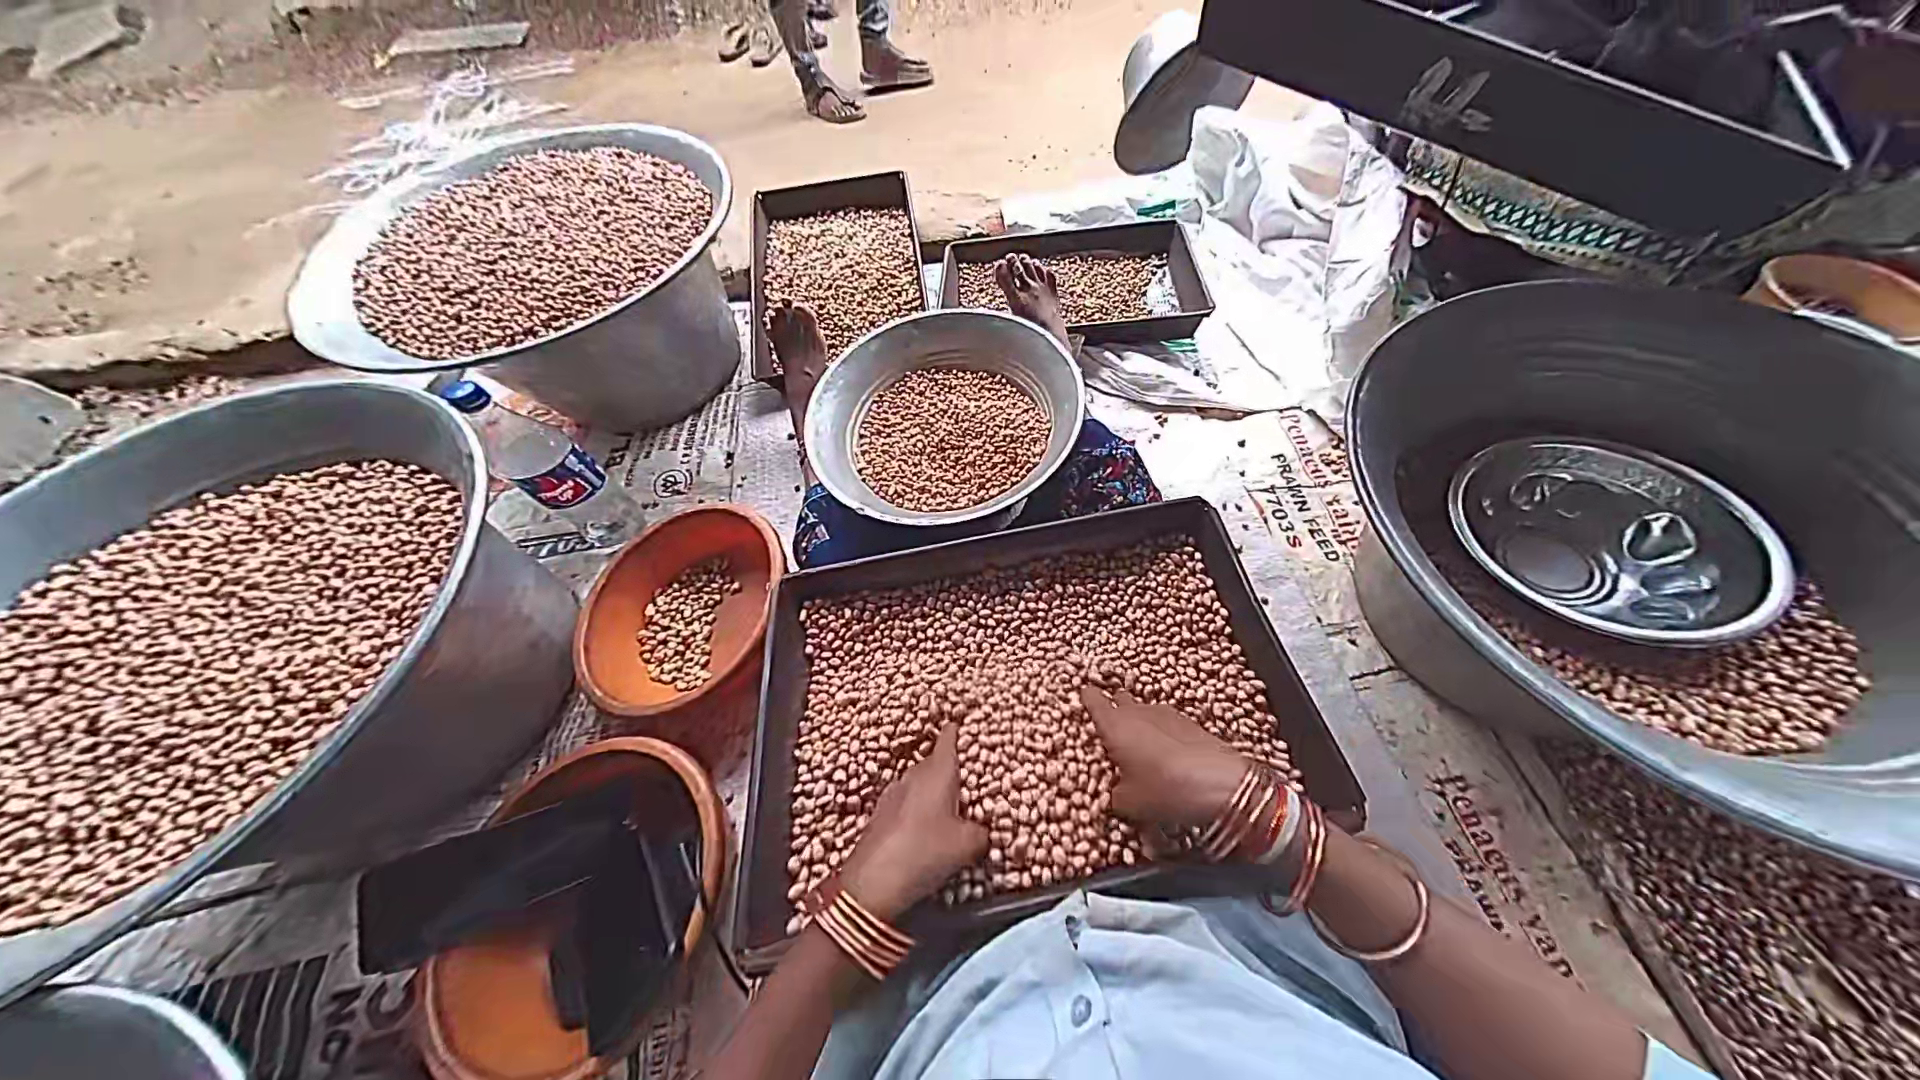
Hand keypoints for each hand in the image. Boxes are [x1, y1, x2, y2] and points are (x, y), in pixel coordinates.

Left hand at [840, 724, 988, 921]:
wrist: (872, 883)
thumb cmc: (925, 851)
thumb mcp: (968, 845)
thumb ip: (982, 832)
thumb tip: (983, 831)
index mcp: (938, 771)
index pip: (949, 738)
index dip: (959, 731)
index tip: (968, 728)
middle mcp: (914, 775)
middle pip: (934, 761)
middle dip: (950, 769)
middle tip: (970, 781)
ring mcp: (893, 794)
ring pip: (918, 783)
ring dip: (932, 792)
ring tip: (950, 811)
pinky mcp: (880, 815)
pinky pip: (906, 804)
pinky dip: (917, 811)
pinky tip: (925, 832)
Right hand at [1079, 685, 1248, 829]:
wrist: (1223, 785)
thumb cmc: (1165, 790)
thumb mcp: (1128, 803)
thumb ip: (1114, 794)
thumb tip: (1115, 793)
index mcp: (1114, 724)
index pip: (1092, 699)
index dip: (1086, 700)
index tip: (1082, 704)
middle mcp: (1138, 711)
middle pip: (1119, 699)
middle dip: (1113, 709)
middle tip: (1110, 730)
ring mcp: (1167, 714)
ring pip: (1145, 710)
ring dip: (1140, 722)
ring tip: (1140, 747)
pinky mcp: (1191, 723)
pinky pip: (1167, 723)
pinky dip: (1162, 733)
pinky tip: (1167, 755)